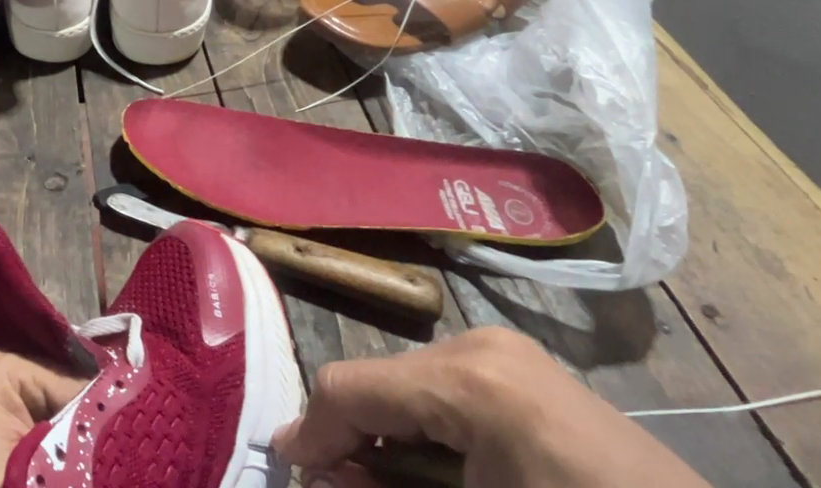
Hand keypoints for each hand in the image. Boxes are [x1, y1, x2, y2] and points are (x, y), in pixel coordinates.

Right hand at [272, 327, 711, 487]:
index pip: (348, 387)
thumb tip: (315, 471)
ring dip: (390, 434)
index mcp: (468, 379)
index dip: (311, 433)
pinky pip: (446, 387)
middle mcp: (479, 346)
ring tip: (398, 482)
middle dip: (354, 437)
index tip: (294, 473)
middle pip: (377, 382)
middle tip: (349, 485)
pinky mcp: (527, 368)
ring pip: (406, 383)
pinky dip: (427, 426)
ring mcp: (507, 351)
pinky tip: (444, 467)